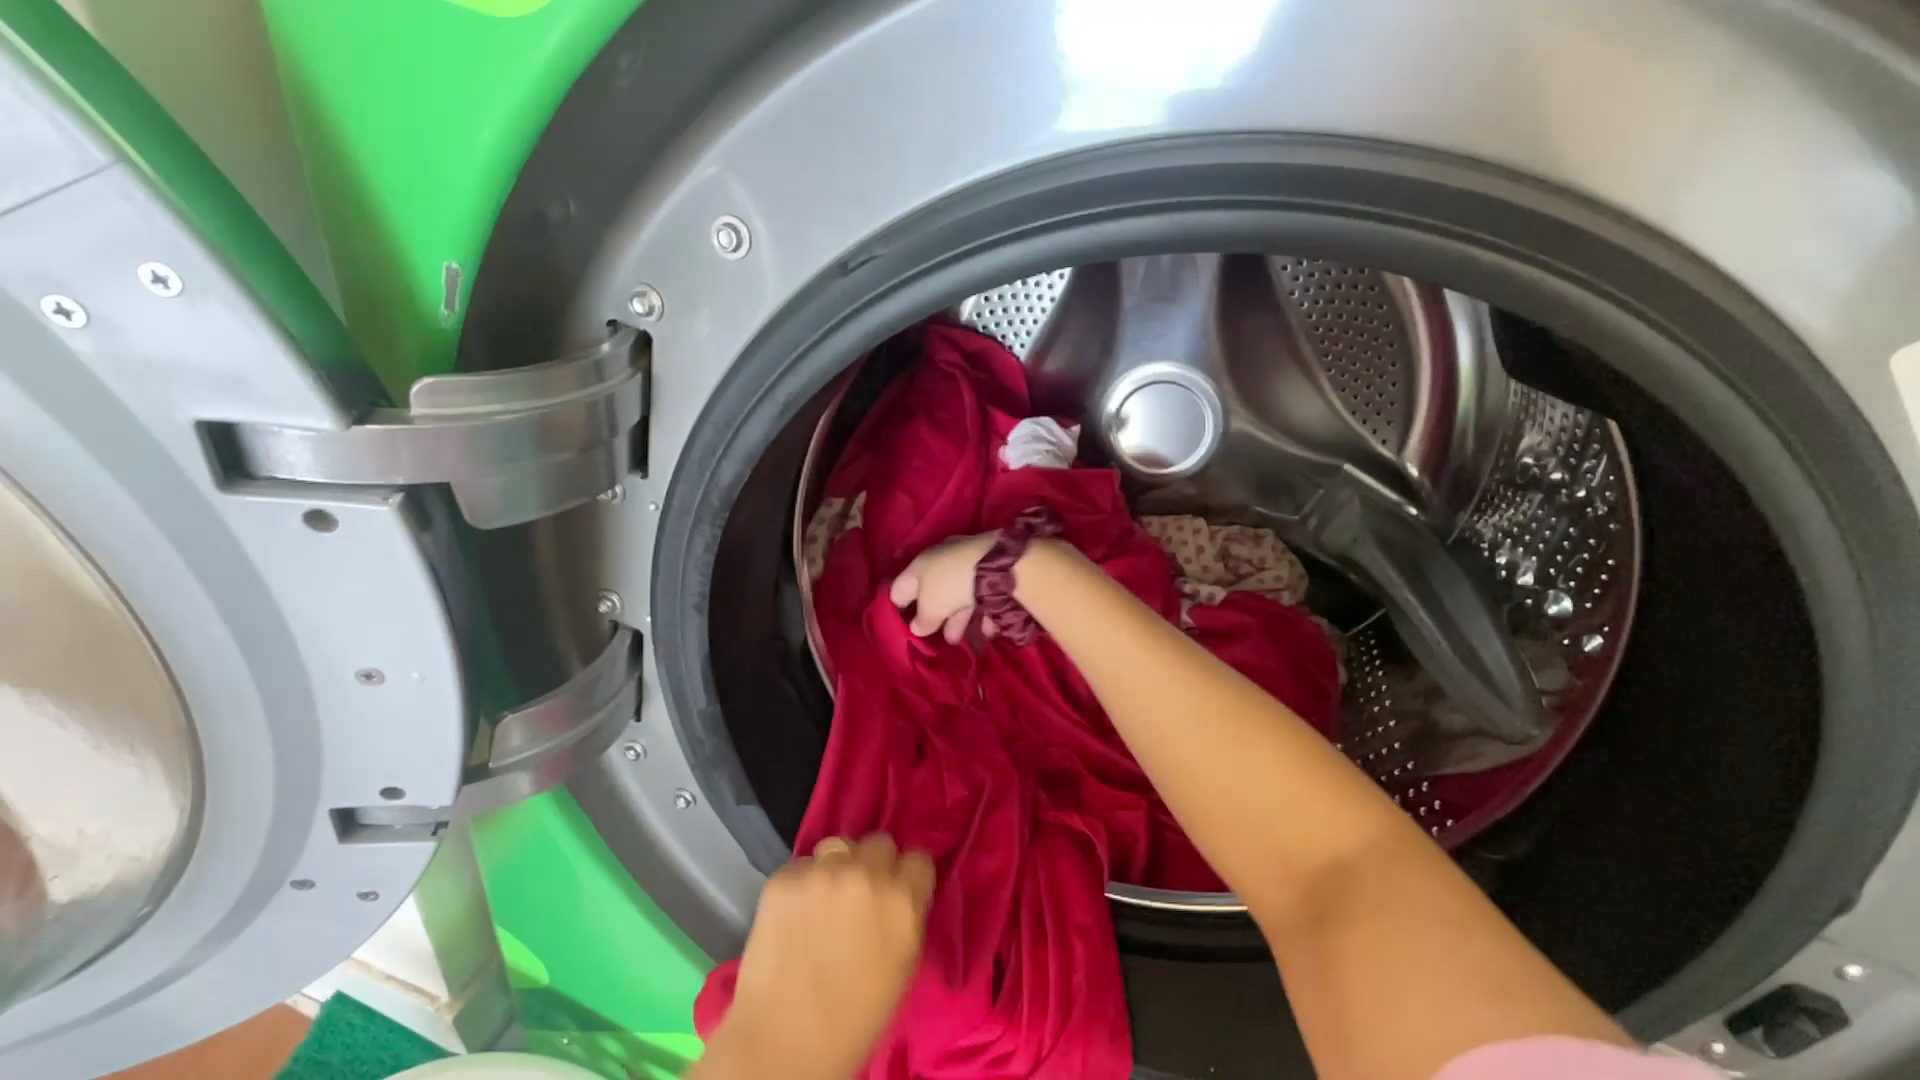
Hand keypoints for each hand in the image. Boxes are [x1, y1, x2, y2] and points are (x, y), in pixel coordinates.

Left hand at [698, 834, 936, 1079]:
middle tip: (859, 893)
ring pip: (837, 846)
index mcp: (904, 901)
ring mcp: (822, 873)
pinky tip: (794, 915)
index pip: (919, 857)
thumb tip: (901, 893)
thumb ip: (906, 917)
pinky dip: (800, 885)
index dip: (907, 874)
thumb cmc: (856, 1017)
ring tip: (823, 900)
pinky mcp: (784, 878)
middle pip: (879, 842)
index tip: (897, 888)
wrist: (785, 1041)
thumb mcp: (903, 965)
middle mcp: (866, 875)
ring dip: (835, 866)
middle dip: (872, 864)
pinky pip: (800, 866)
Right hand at [888, 533, 997, 642]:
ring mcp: (967, 564)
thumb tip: (916, 628)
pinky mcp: (990, 570)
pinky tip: (988, 631)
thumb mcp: (931, 607)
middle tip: (939, 639)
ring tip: (964, 640)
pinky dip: (982, 614)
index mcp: (919, 566)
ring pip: (959, 596)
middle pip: (933, 593)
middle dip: (937, 618)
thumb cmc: (951, 584)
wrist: (997, 564)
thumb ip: (922, 620)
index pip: (899, 588)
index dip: (898, 609)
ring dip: (960, 620)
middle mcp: (941, 561)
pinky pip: (981, 596)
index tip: (903, 627)